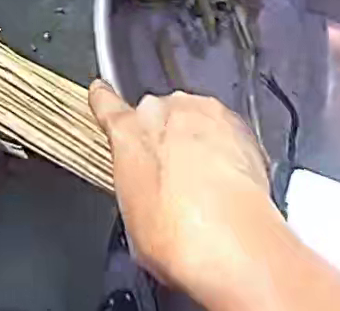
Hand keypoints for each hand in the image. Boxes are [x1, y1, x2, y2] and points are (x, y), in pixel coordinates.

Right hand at [90, 81, 339, 310]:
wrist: (235, 245)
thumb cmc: (179, 237)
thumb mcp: (132, 217)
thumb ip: (129, 182)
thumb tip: (138, 189)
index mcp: (127, 131)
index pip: (105, 101)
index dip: (103, 100)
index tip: (102, 93)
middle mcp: (160, 110)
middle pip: (156, 114)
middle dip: (163, 138)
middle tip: (176, 180)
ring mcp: (199, 112)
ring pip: (191, 118)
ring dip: (196, 139)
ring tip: (208, 184)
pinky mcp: (237, 123)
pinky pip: (225, 128)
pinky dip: (227, 146)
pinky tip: (231, 182)